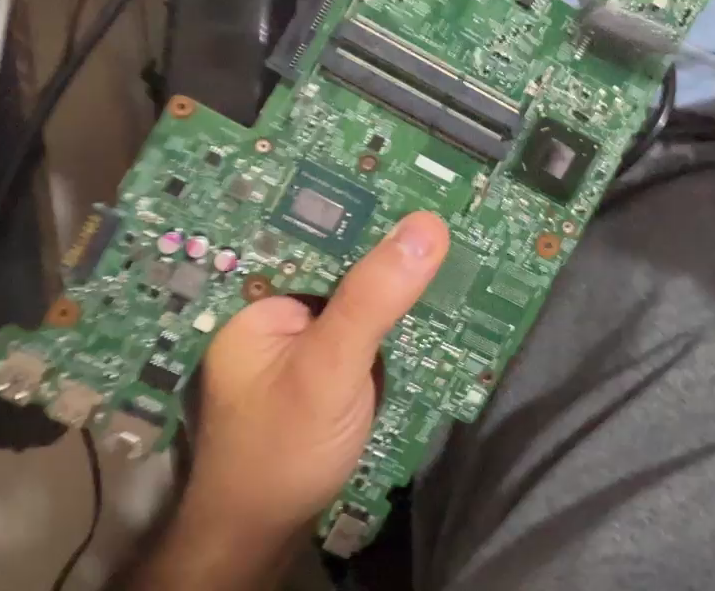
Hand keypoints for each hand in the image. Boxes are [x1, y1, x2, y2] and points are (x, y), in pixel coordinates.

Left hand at [178, 212, 448, 535]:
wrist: (261, 539)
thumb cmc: (281, 452)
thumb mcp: (329, 369)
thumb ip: (372, 299)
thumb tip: (426, 226)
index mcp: (258, 296)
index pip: (315, 229)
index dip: (368, 204)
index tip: (422, 176)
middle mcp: (275, 308)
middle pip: (342, 259)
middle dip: (391, 241)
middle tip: (454, 203)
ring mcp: (300, 340)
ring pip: (357, 293)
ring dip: (399, 277)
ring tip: (456, 236)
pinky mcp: (322, 367)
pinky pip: (363, 326)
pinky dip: (396, 316)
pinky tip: (436, 298)